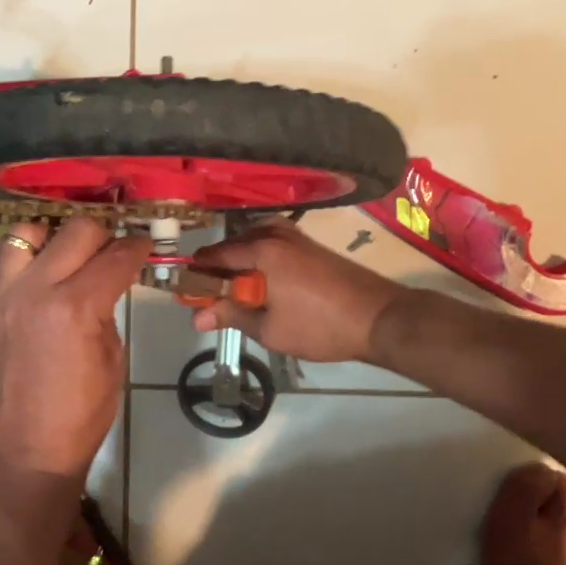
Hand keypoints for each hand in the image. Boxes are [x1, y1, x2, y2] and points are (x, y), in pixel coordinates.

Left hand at [0, 218, 149, 480]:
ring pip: (32, 230)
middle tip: (114, 255)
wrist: (29, 448)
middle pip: (79, 230)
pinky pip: (5, 255)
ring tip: (72, 257)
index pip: (116, 256)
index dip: (138, 248)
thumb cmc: (83, 413)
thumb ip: (108, 309)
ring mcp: (9, 292)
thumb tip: (108, 283)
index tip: (147, 246)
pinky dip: (26, 250)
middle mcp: (39, 288)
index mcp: (78, 307)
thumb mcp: (113, 357)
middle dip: (104, 237)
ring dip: (57, 236)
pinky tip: (44, 267)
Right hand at [189, 219, 407, 363]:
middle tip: (210, 292)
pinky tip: (263, 277)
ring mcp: (298, 238)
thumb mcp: (269, 328)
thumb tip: (196, 318)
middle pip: (235, 243)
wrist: (380, 317)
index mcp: (262, 252)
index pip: (217, 256)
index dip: (198, 273)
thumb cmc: (320, 326)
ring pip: (256, 238)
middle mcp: (277, 236)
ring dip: (240, 257)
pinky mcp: (313, 247)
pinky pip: (274, 241)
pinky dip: (260, 253)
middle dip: (218, 265)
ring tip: (235, 284)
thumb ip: (232, 316)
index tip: (185, 288)